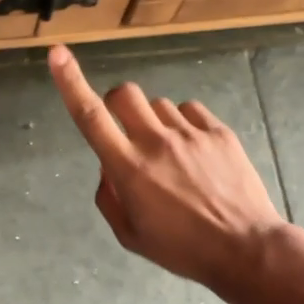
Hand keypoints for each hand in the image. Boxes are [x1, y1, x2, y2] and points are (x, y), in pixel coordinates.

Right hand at [47, 44, 287, 290]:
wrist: (246, 248)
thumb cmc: (182, 249)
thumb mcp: (130, 236)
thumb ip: (109, 197)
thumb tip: (108, 167)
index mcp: (129, 169)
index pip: (90, 117)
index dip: (70, 82)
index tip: (58, 54)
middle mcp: (156, 142)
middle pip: (124, 93)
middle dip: (117, 105)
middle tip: (126, 130)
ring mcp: (190, 134)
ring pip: (159, 105)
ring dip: (154, 122)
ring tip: (172, 155)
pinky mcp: (219, 132)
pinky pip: (190, 111)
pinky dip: (184, 125)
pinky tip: (195, 152)